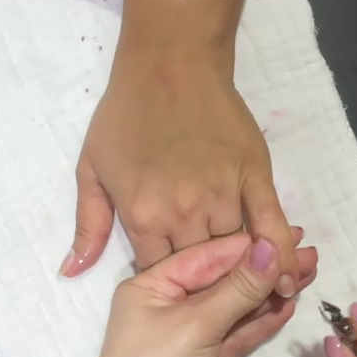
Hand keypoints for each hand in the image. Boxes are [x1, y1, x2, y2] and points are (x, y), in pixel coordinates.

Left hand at [64, 53, 298, 289]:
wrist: (169, 62)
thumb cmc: (125, 115)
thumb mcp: (91, 169)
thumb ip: (88, 226)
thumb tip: (72, 272)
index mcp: (144, 216)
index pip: (160, 274)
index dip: (169, 286)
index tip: (174, 291)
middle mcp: (185, 212)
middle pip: (202, 271)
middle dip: (207, 288)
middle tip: (213, 295)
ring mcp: (223, 195)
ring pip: (237, 253)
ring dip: (241, 272)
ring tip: (246, 290)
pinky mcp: (255, 177)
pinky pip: (271, 226)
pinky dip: (278, 255)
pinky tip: (284, 279)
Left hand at [74, 230, 318, 356]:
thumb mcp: (196, 326)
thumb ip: (237, 288)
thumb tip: (271, 246)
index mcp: (151, 285)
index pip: (208, 255)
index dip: (250, 245)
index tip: (292, 233)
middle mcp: (166, 304)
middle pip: (223, 279)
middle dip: (265, 268)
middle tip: (311, 255)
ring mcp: (185, 335)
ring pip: (233, 307)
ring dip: (268, 294)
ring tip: (308, 275)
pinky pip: (235, 334)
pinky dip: (259, 323)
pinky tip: (287, 308)